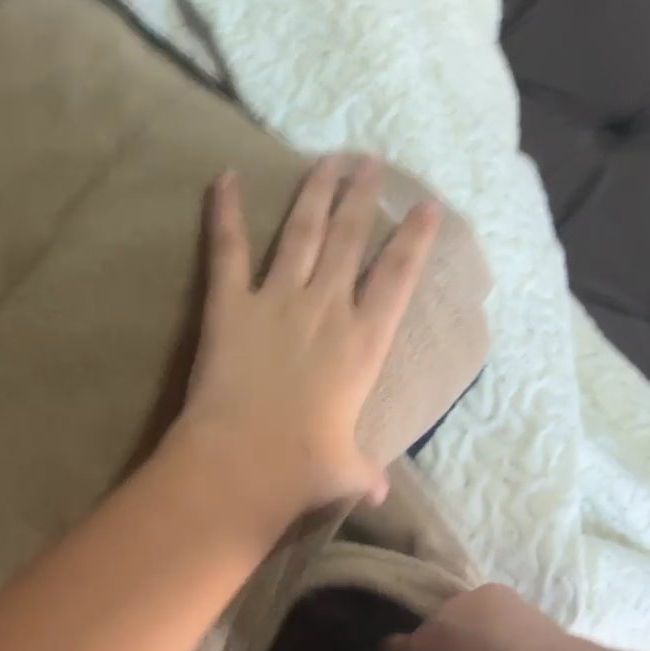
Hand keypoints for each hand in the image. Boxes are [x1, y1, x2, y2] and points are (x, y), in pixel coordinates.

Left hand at [172, 155, 441, 516]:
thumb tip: (377, 490)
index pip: (399, 277)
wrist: (244, 459)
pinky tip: (224, 177)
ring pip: (302, 232)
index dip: (414, 238)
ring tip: (327, 159)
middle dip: (362, 196)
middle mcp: (327, 308)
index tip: (425, 205)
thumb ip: (362, 470)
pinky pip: (228, 249)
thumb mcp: (345, 469)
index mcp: (365, 342)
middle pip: (350, 238)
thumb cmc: (302, 467)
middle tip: (367, 161)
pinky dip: (225, 212)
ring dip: (315, 192)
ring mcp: (278, 299)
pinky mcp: (230, 304)